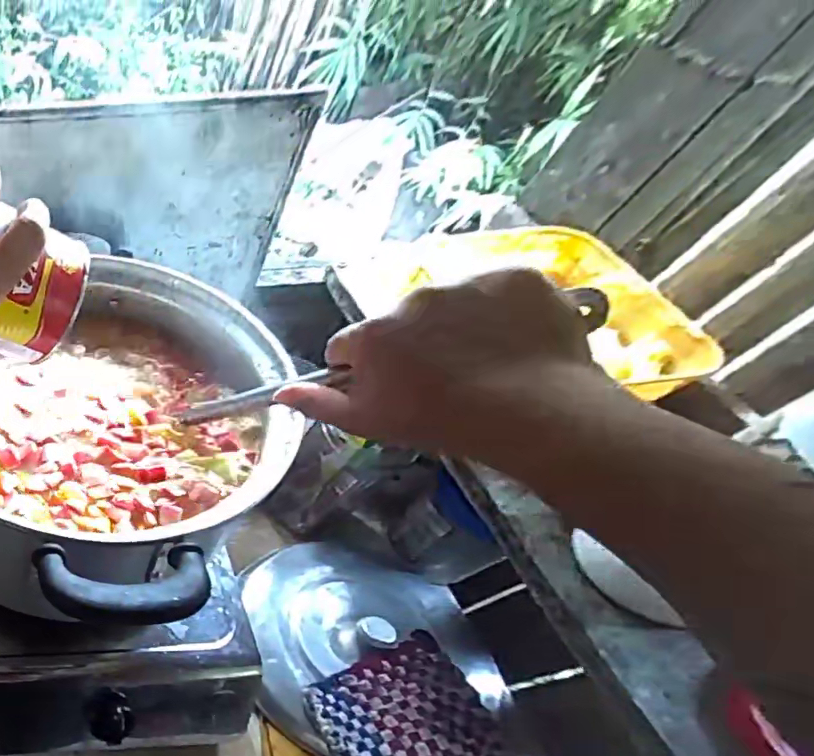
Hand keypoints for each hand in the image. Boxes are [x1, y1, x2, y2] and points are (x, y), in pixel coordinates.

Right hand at [276, 268, 630, 461]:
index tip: (384, 387)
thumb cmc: (436, 421)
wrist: (533, 411)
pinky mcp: (517, 276)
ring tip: (475, 360)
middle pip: (396, 321)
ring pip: (444, 304)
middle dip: (406, 344)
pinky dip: (496, 311)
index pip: (346, 346)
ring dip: (450, 325)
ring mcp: (468, 283)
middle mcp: (412, 298)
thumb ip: (317, 403)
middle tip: (433, 378)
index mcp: (371, 334)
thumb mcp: (365, 421)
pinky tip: (507, 340)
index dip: (360, 369)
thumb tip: (279, 393)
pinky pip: (494, 291)